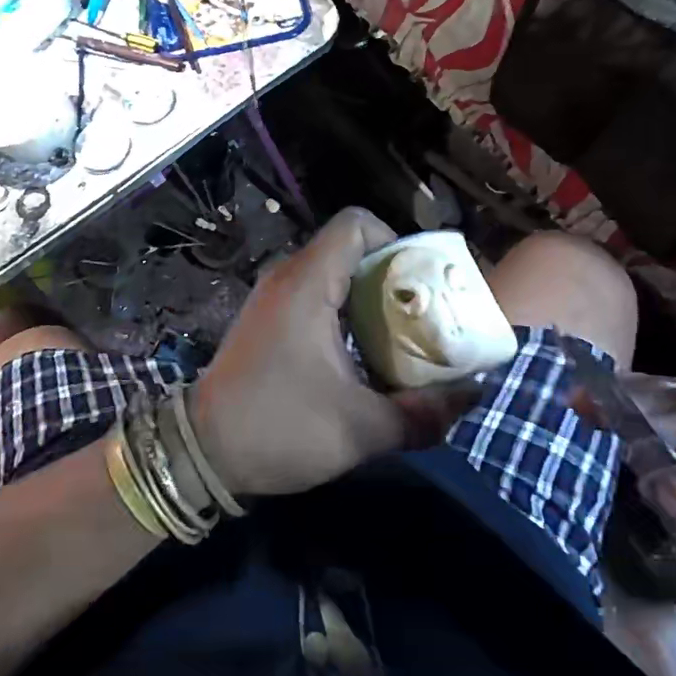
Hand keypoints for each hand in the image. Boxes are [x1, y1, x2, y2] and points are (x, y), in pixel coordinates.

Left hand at [188, 208, 477, 496]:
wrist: (203, 450)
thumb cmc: (280, 428)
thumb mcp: (362, 428)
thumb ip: (424, 412)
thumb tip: (472, 397)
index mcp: (307, 285)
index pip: (356, 224)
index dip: (398, 242)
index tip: (424, 287)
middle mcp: (284, 280)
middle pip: (349, 251)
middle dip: (393, 279)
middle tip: (427, 319)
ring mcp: (269, 300)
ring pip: (330, 277)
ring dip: (368, 302)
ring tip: (402, 341)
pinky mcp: (263, 322)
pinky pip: (311, 299)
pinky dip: (342, 316)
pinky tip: (361, 357)